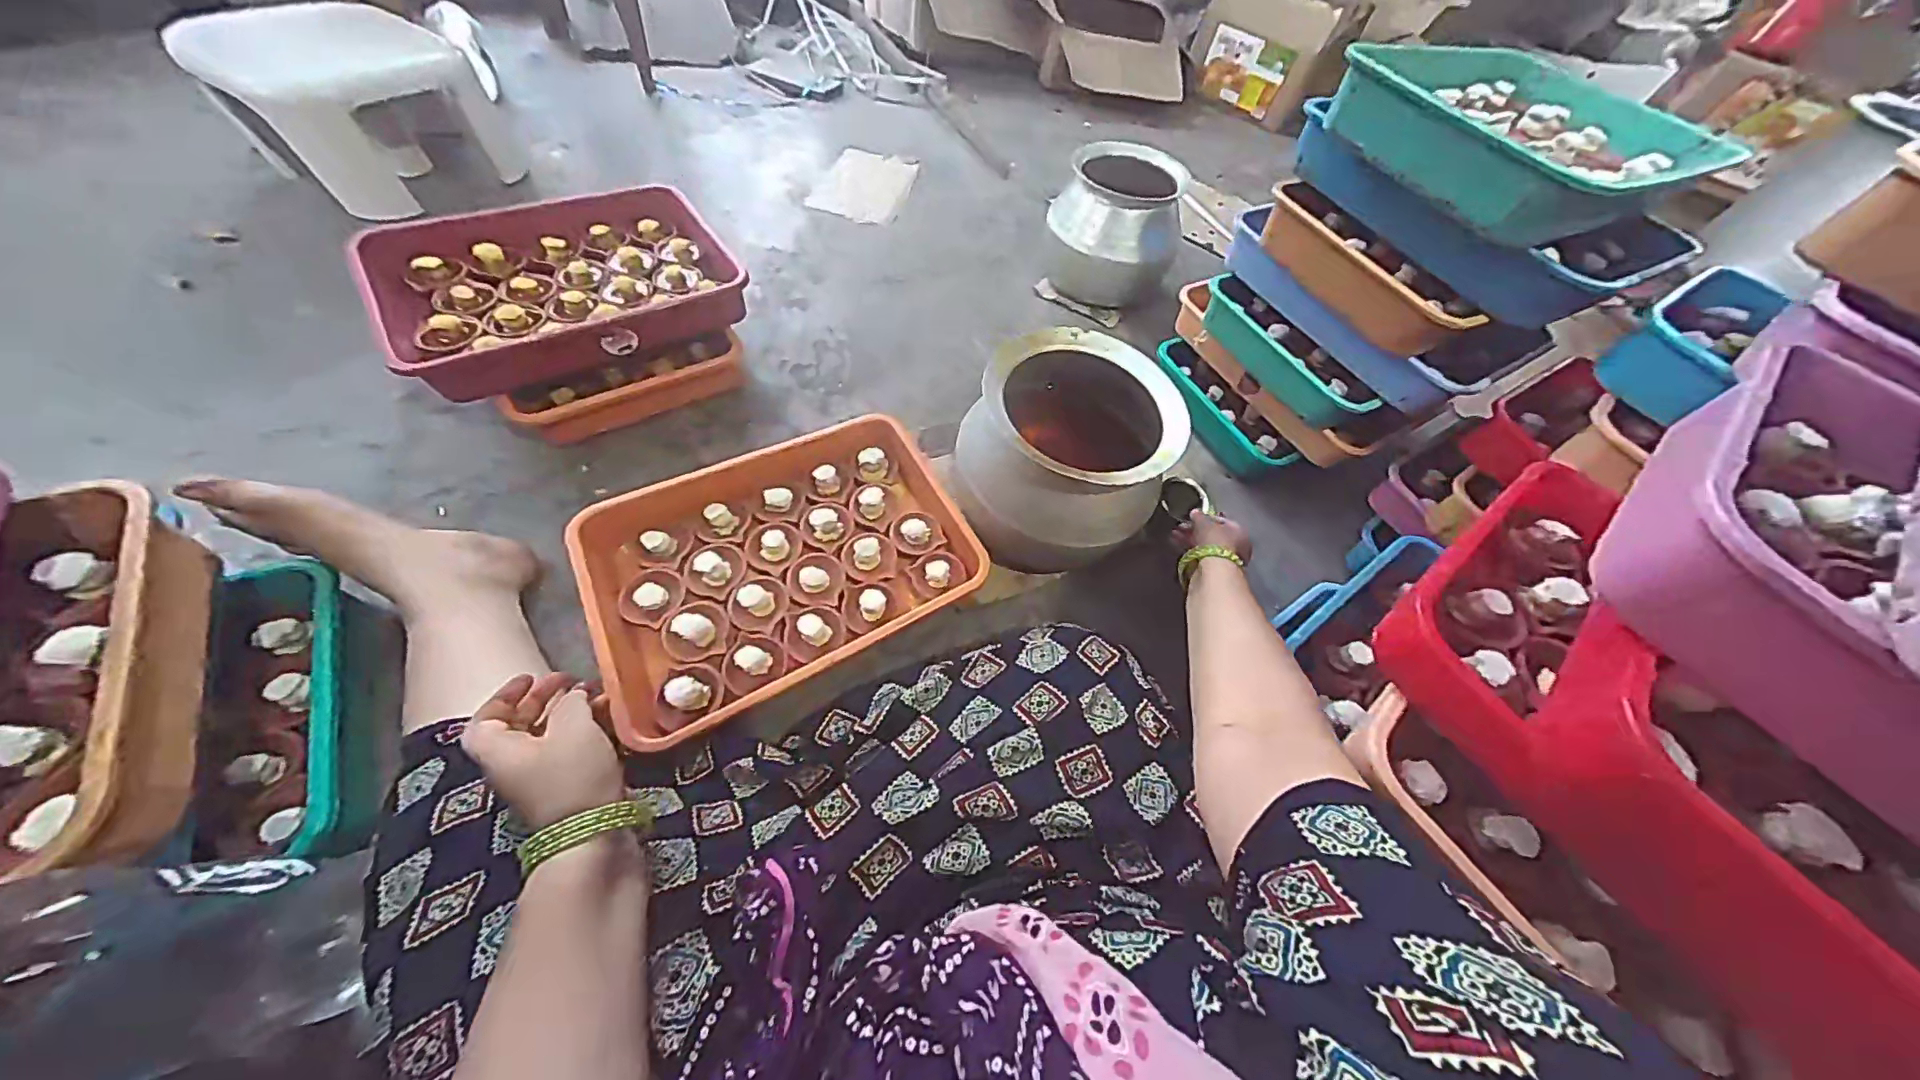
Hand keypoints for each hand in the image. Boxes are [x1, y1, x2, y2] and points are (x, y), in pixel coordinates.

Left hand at [461, 674, 625, 831]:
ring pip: (549, 735)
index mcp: (499, 749)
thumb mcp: (573, 727)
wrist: (592, 832)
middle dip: (546, 698)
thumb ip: (572, 702)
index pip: (486, 717)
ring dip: (571, 712)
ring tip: (598, 695)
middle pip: (520, 723)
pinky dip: (586, 730)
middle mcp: (514, 763)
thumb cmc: (572, 774)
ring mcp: (541, 776)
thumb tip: (576, 694)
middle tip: (573, 680)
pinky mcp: (567, 785)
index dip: (506, 694)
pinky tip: (609, 719)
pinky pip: (570, 749)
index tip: (532, 676)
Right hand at [1173, 510, 1251, 563]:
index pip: (1221, 520)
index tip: (1192, 516)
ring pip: (1204, 545)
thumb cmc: (1215, 541)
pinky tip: (1176, 543)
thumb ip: (1199, 517)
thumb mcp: (1205, 523)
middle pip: (1212, 534)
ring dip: (1189, 538)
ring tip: (1174, 534)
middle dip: (1195, 529)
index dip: (1206, 517)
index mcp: (1238, 531)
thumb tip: (1195, 512)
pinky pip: (1199, 554)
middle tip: (1180, 526)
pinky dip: (1189, 548)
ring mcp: (1224, 558)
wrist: (1214, 570)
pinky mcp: (1213, 569)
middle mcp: (1235, 545)